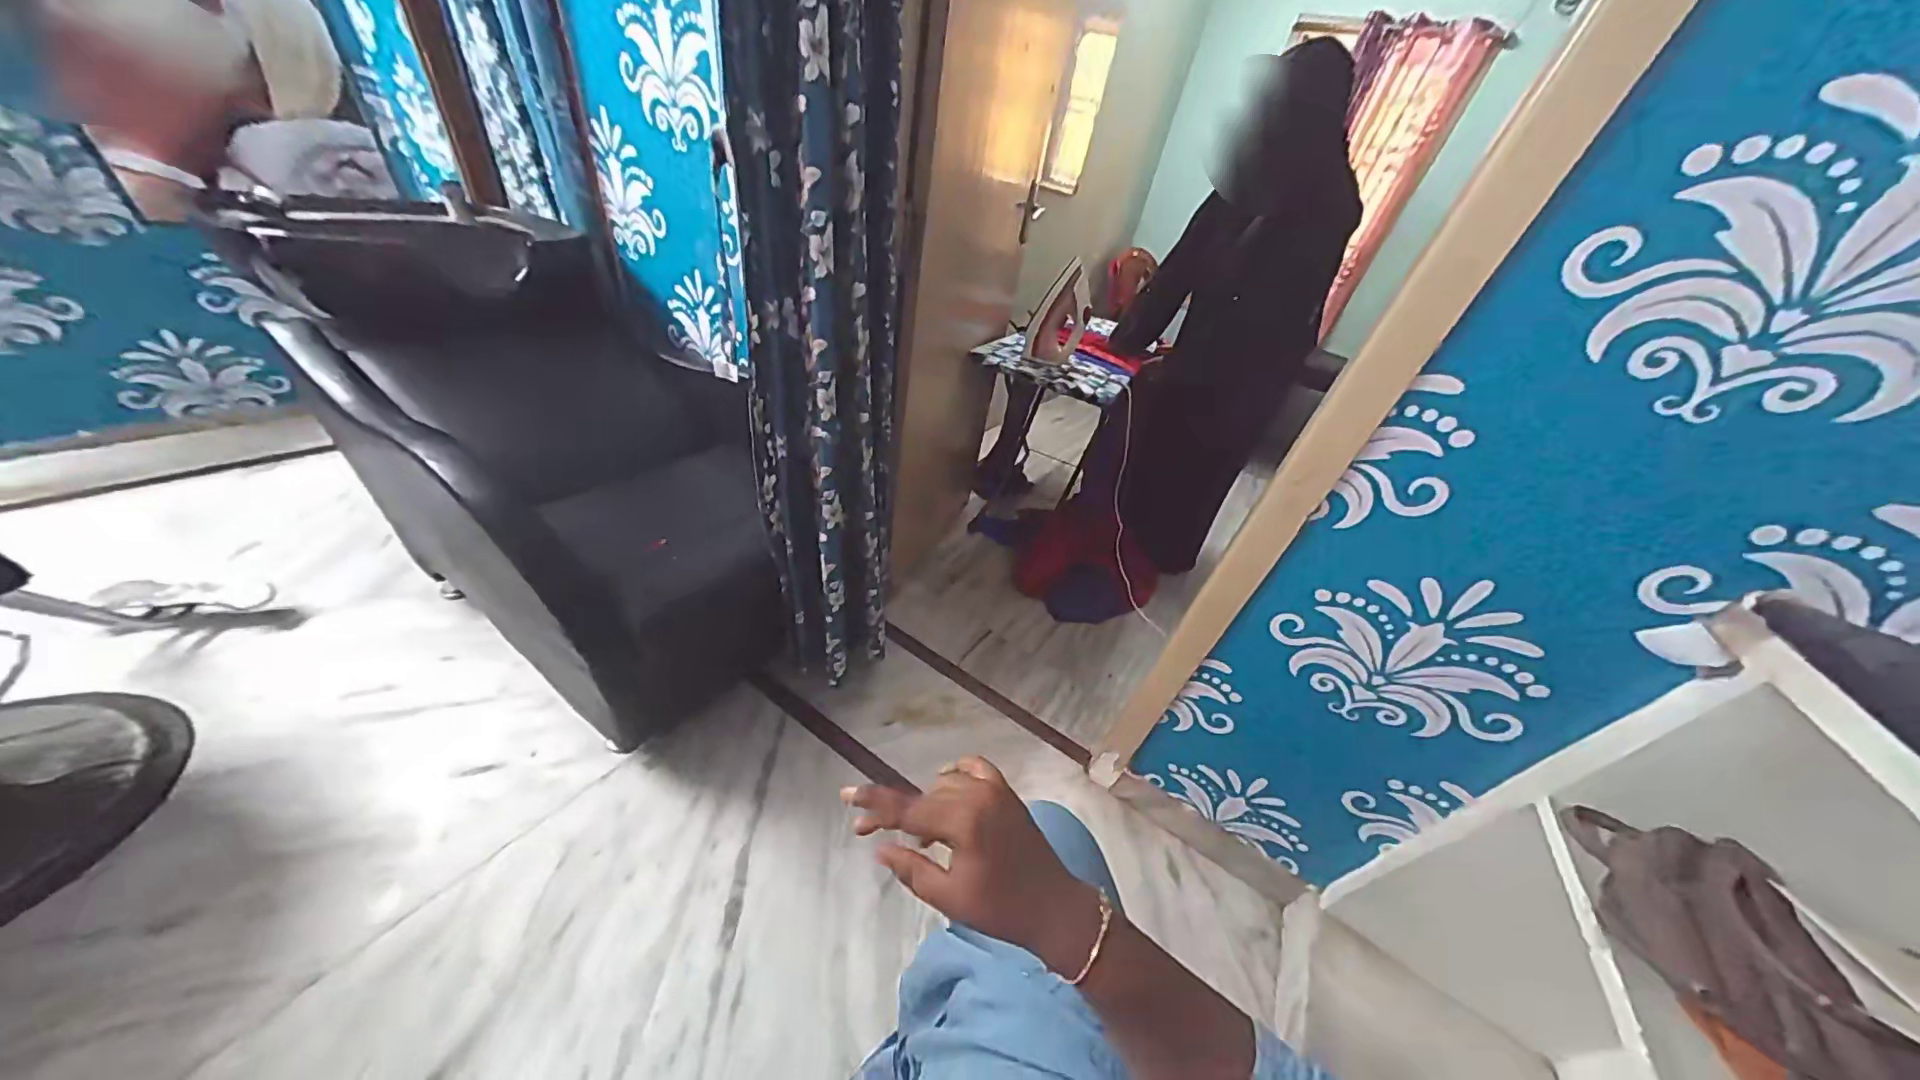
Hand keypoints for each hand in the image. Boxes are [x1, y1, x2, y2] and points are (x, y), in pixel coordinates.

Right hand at [843, 756, 1103, 976]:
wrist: (1054, 907)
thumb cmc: (1000, 909)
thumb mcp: (949, 897)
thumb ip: (911, 868)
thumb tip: (881, 848)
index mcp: (963, 822)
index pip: (908, 810)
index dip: (874, 804)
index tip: (846, 794)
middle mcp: (977, 796)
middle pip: (923, 797)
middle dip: (894, 812)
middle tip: (868, 830)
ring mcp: (996, 790)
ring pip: (945, 785)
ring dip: (926, 804)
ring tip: (921, 838)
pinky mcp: (1007, 793)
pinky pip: (976, 768)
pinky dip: (957, 772)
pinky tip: (945, 781)